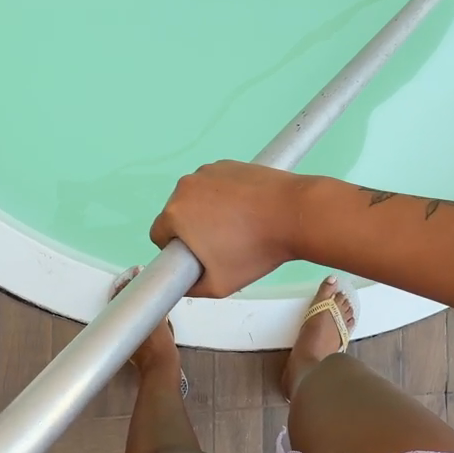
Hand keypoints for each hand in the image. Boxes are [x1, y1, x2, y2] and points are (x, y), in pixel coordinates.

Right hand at [150, 162, 309, 296]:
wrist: (294, 214)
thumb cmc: (256, 249)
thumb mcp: (219, 286)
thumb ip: (191, 288)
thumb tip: (183, 283)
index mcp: (175, 213)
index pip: (158, 234)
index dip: (174, 249)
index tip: (197, 256)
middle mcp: (185, 187)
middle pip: (177, 213)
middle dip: (192, 229)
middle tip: (221, 244)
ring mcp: (207, 171)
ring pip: (197, 197)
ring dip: (207, 210)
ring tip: (238, 226)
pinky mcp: (228, 163)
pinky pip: (215, 184)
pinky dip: (224, 195)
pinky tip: (246, 209)